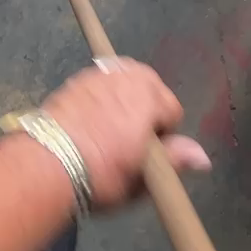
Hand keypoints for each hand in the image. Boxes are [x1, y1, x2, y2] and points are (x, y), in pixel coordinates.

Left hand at [41, 58, 210, 211]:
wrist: (47, 164)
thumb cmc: (101, 174)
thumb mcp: (143, 177)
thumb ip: (175, 160)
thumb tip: (204, 157)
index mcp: (150, 95)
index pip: (173, 110)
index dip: (163, 135)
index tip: (146, 155)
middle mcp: (127, 75)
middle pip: (150, 88)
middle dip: (146, 110)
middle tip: (128, 144)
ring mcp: (99, 73)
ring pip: (125, 83)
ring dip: (124, 101)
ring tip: (109, 133)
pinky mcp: (76, 79)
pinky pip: (101, 85)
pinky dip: (102, 98)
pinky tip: (89, 123)